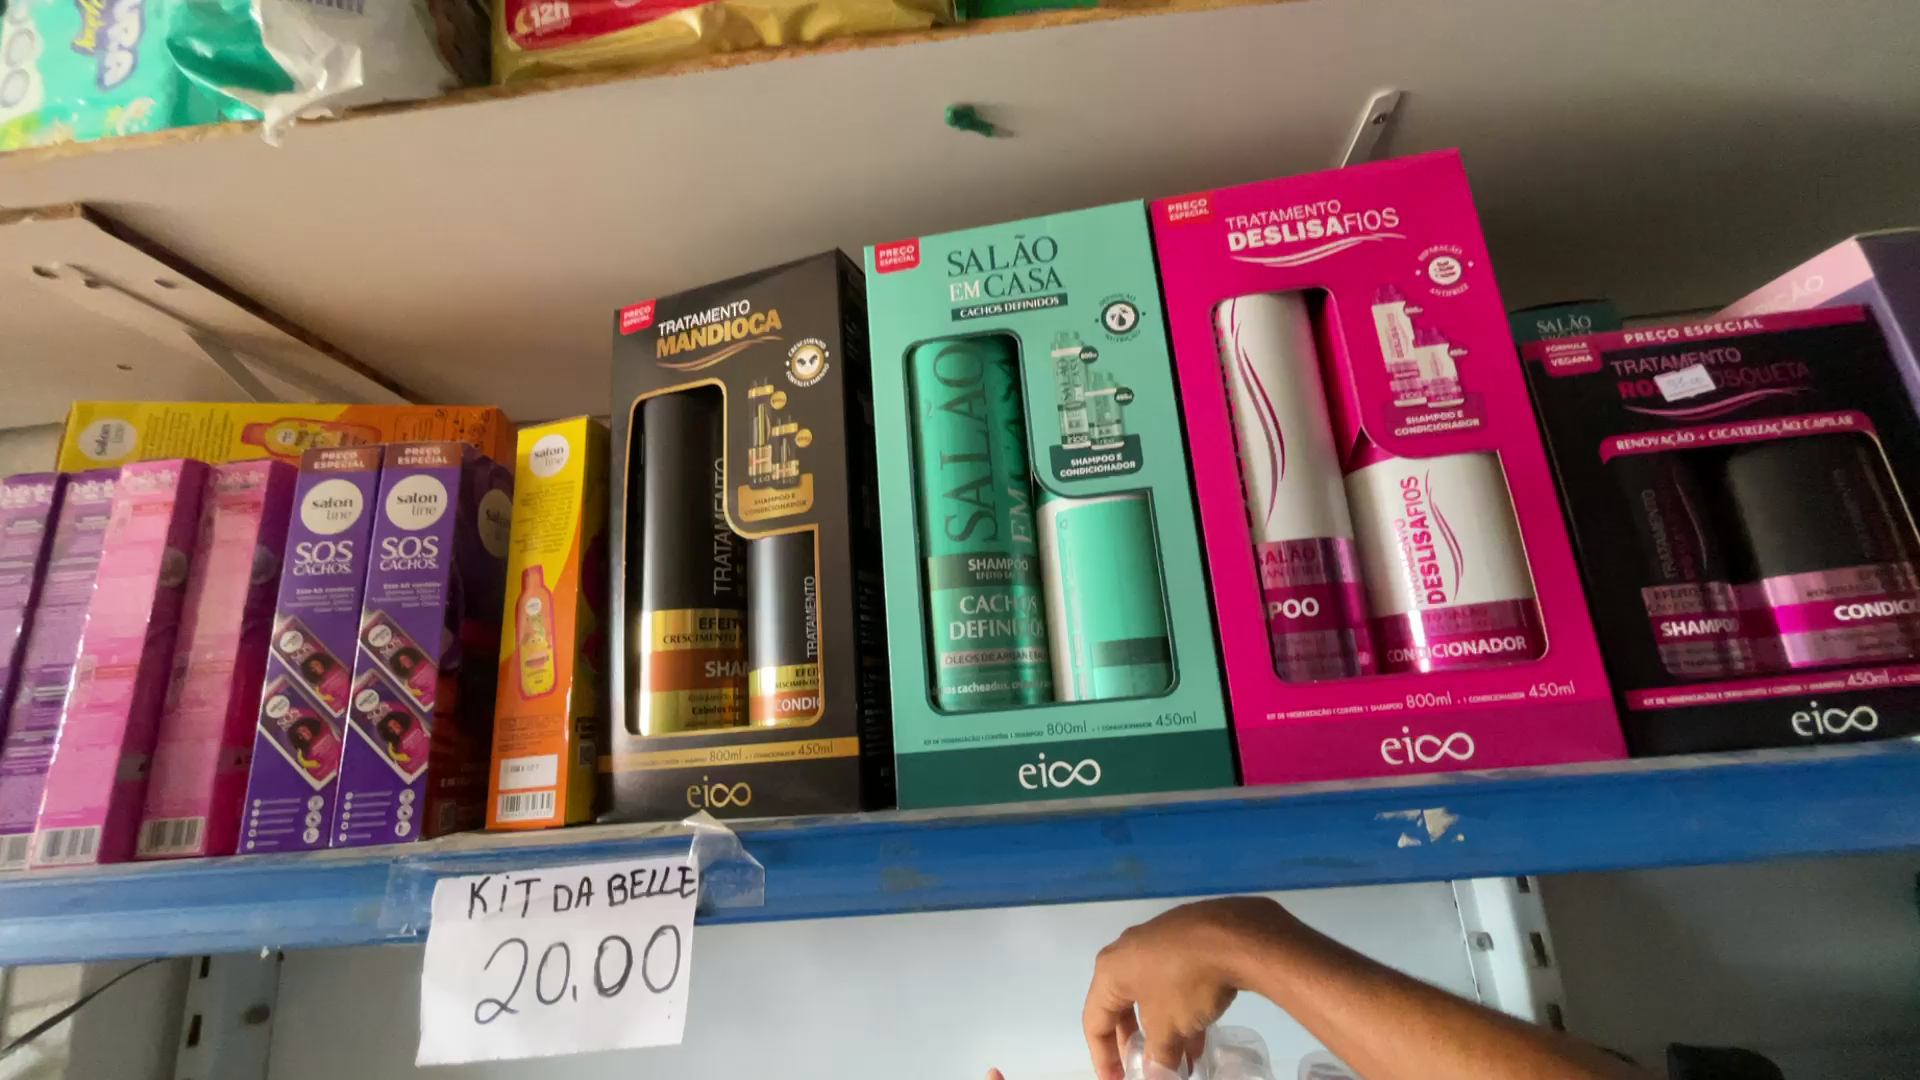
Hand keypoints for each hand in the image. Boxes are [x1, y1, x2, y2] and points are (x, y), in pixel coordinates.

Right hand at [1082, 897, 1300, 1079]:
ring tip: (1178, 1065)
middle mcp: (1126, 952)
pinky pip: (1169, 985)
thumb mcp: (1168, 1029)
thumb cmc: (1185, 982)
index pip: (1094, 1022)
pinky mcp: (1180, 942)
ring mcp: (1154, 944)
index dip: (1103, 1060)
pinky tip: (1198, 1038)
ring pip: (1148, 997)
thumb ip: (1158, 1058)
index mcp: (1110, 970)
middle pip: (1119, 1007)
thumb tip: (1157, 1076)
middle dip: (1132, 1045)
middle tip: (1144, 1071)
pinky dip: (1176, 1013)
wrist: (1230, 936)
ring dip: (1159, 1033)